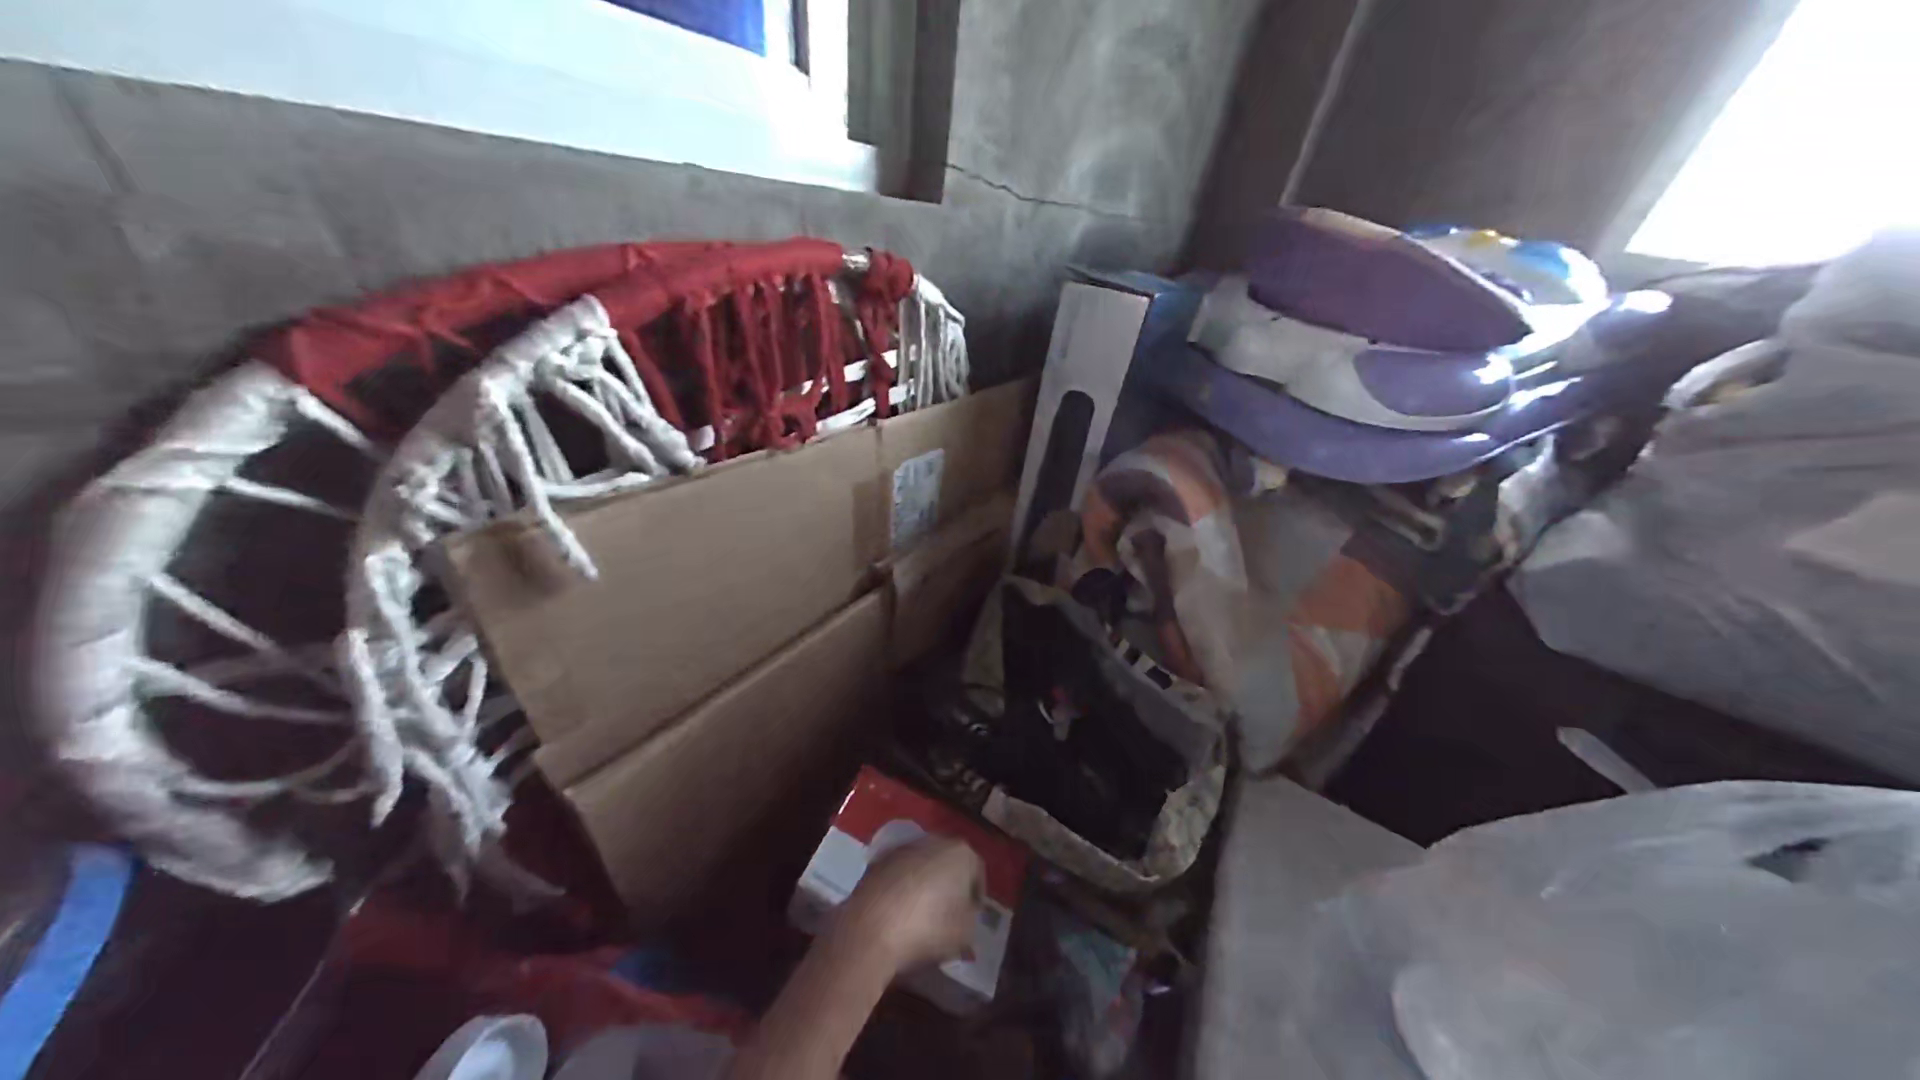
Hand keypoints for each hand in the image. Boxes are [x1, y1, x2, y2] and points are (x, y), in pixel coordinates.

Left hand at [833, 837, 985, 971]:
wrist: (870, 928)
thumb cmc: (927, 928)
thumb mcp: (964, 934)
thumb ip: (971, 920)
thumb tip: (964, 916)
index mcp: (961, 852)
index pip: (977, 872)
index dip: (976, 897)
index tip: (970, 918)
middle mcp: (934, 840)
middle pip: (949, 863)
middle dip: (950, 886)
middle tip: (948, 915)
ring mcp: (903, 848)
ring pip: (923, 865)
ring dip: (925, 885)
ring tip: (921, 915)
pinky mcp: (878, 859)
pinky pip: (899, 873)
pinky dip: (902, 887)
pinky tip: (898, 912)